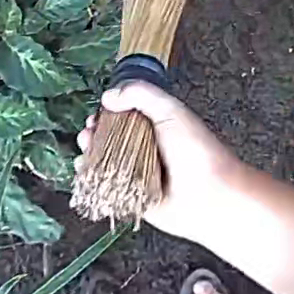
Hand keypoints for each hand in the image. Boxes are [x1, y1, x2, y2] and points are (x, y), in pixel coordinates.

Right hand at [75, 80, 247, 243]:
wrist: (210, 194)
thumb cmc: (195, 149)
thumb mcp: (171, 110)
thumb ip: (142, 95)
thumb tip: (109, 95)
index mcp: (157, 124)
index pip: (125, 115)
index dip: (108, 113)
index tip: (97, 113)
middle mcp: (146, 148)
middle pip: (111, 138)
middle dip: (95, 134)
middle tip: (89, 132)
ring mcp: (138, 174)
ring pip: (105, 162)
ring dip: (90, 155)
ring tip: (84, 149)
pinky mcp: (131, 199)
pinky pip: (106, 189)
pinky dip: (92, 181)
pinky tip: (83, 172)